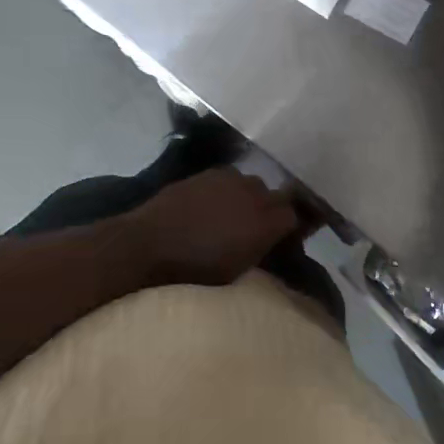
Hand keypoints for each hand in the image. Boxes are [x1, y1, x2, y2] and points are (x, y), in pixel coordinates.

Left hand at [118, 168, 301, 286]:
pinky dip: (228, 188)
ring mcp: (232, 180)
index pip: (294, 217)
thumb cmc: (194, 269)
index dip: (288, 227)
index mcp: (265, 224)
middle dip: (272, 210)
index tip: (280, 239)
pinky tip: (213, 201)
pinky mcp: (209, 173)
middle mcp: (255, 196)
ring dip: (249, 197)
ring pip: (254, 184)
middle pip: (278, 197)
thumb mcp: (236, 270)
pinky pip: (230, 177)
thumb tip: (269, 242)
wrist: (149, 243)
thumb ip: (259, 250)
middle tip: (257, 226)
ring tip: (233, 212)